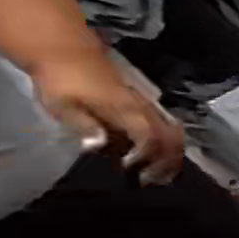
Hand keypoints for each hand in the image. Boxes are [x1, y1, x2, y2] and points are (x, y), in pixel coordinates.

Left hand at [30, 48, 182, 183]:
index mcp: (128, 113)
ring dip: (173, 155)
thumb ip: (84, 126)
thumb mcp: (62, 105)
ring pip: (176, 135)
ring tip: (164, 172)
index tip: (132, 169)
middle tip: (156, 180)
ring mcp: (150, 109)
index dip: (146, 156)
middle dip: (168, 161)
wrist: (69, 57)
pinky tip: (161, 154)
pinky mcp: (148, 108)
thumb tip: (97, 148)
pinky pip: (170, 130)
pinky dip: (170, 145)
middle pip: (171, 139)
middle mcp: (146, 112)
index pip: (150, 138)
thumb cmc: (62, 83)